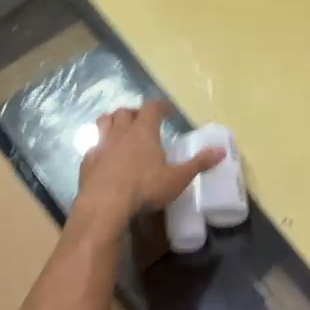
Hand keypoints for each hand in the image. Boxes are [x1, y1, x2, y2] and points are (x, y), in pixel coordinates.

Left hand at [76, 104, 223, 224]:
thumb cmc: (145, 187)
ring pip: (105, 122)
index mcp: (143, 131)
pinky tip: (106, 157)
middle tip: (144, 122)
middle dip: (136, 113)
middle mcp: (121, 132)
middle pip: (126, 112)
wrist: (105, 204)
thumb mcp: (177, 178)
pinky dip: (101, 146)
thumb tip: (222, 151)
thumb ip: (199, 164)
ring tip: (122, 131)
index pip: (152, 107)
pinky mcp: (87, 161)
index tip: (168, 111)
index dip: (161, 106)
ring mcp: (101, 145)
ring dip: (114, 121)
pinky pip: (94, 146)